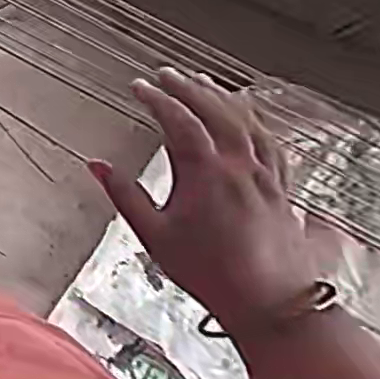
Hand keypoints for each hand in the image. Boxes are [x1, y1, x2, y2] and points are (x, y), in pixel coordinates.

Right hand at [87, 68, 317, 337]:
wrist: (273, 305)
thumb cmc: (209, 271)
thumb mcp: (153, 234)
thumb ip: (124, 195)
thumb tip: (97, 165)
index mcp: (207, 175)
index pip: (180, 123)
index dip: (157, 100)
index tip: (138, 87)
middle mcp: (240, 169)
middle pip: (217, 113)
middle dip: (190, 89)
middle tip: (167, 73)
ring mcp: (266, 178)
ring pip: (248, 124)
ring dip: (224, 99)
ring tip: (205, 82)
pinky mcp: (282, 191)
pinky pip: (272, 143)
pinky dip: (257, 122)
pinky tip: (251, 116)